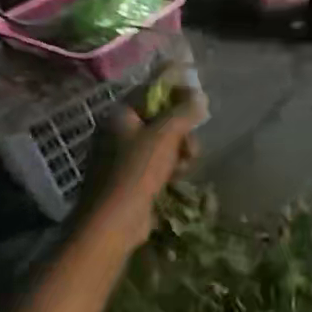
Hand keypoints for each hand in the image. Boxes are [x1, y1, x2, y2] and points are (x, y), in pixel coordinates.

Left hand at [95, 87, 206, 249]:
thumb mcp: (165, 135)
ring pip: (165, 140)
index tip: (198, 96)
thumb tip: (199, 96)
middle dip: (182, 127)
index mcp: (118, 115)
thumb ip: (184, 111)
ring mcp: (123, 155)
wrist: (112, 222)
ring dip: (181, 148)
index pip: (150, 89)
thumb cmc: (136, 171)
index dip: (176, 89)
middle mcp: (118, 131)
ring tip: (186, 163)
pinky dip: (172, 164)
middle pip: (161, 116)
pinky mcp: (132, 176)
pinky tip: (178, 176)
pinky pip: (160, 159)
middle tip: (190, 139)